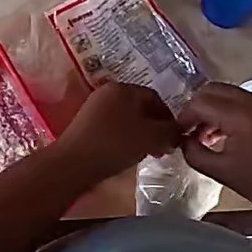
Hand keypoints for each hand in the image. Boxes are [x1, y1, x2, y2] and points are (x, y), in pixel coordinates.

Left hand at [50, 82, 180, 183]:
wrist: (73, 163)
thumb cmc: (115, 144)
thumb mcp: (150, 137)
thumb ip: (169, 131)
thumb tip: (177, 132)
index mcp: (124, 88)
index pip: (155, 98)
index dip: (169, 118)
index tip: (176, 137)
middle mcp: (107, 92)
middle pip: (140, 107)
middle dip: (155, 127)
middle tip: (163, 147)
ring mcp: (94, 107)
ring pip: (126, 118)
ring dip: (141, 134)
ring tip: (147, 153)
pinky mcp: (85, 124)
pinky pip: (113, 127)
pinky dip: (124, 138)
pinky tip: (127, 154)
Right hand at [176, 82, 251, 215]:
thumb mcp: (222, 172)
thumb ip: (194, 153)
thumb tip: (184, 141)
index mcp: (241, 114)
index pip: (200, 102)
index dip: (185, 118)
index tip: (180, 135)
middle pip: (213, 90)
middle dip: (197, 108)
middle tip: (191, 132)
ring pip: (228, 94)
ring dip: (213, 109)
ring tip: (206, 137)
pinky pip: (243, 102)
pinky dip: (229, 112)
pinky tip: (226, 136)